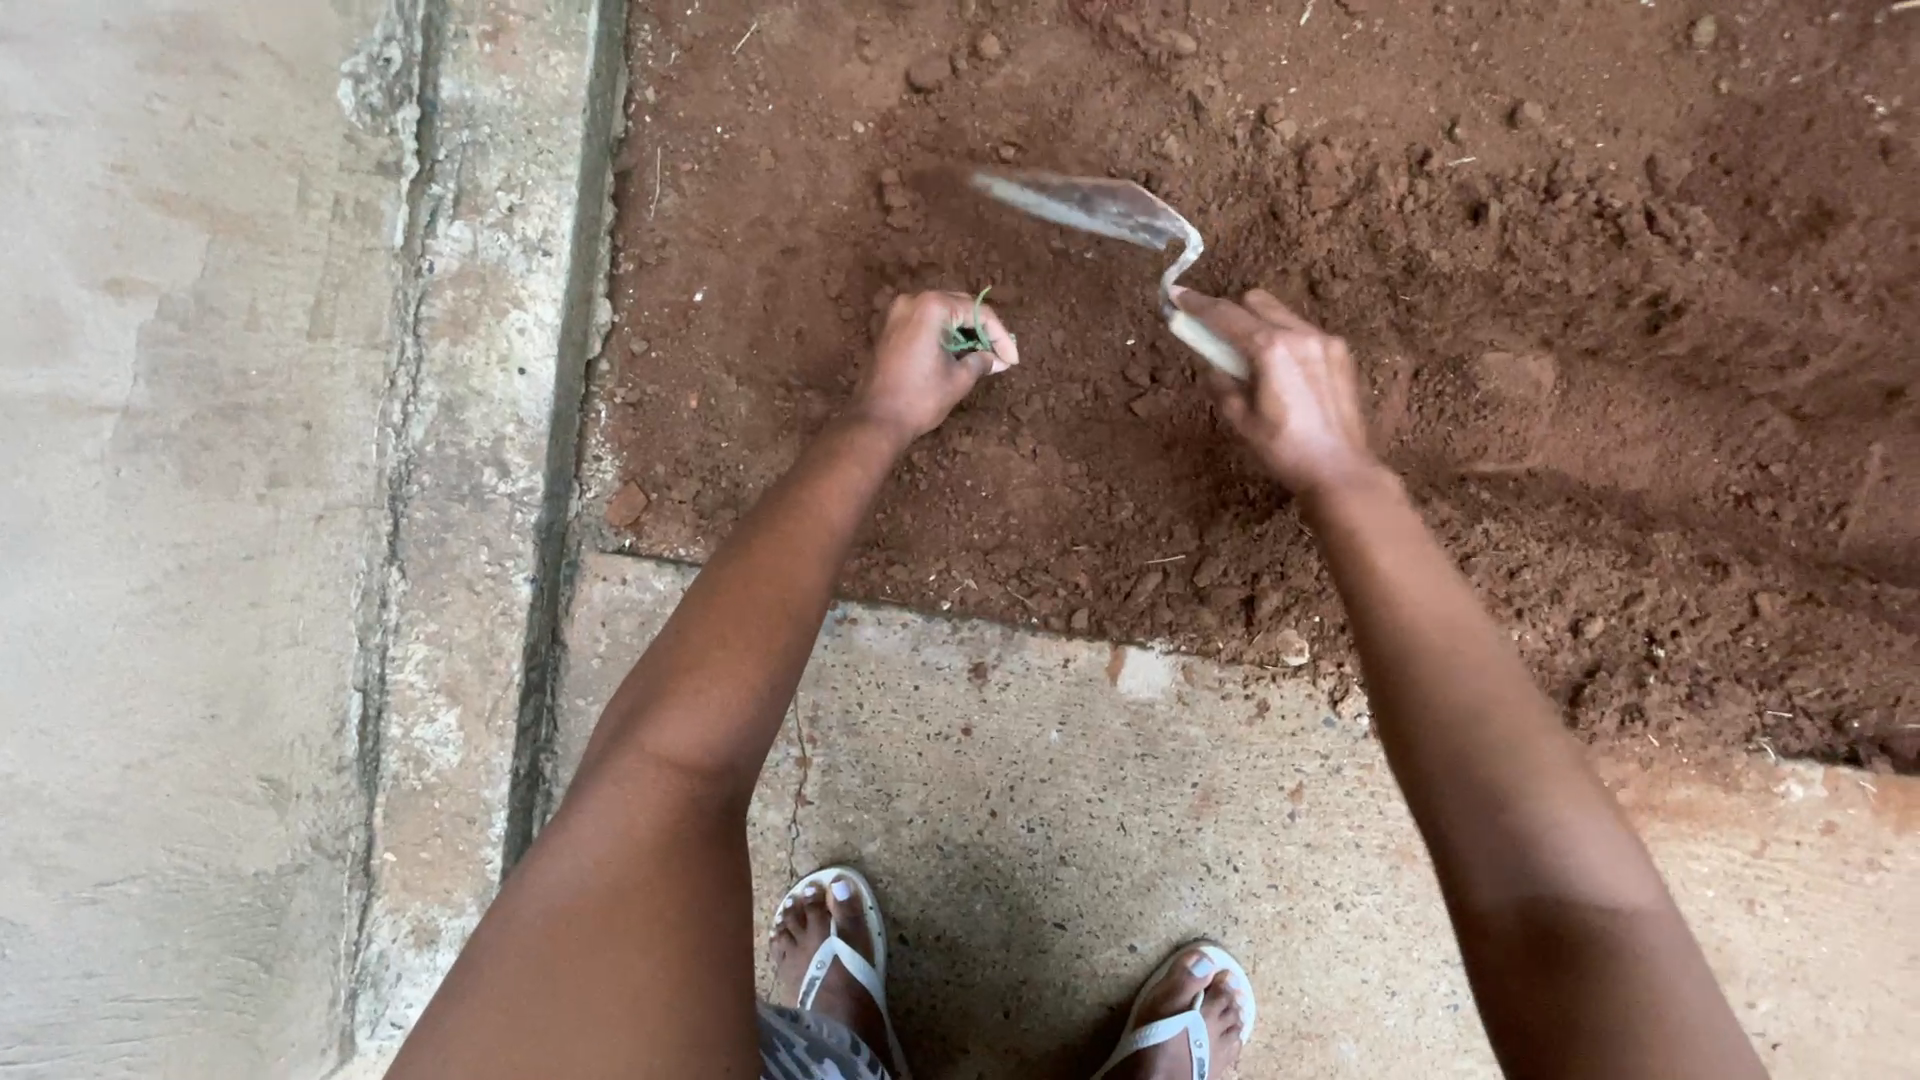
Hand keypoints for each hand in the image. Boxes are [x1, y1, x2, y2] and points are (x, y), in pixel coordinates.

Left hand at [849, 291, 1018, 442]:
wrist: (876, 420)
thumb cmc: (919, 399)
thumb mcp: (958, 379)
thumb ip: (981, 361)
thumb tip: (997, 359)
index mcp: (932, 307)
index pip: (977, 313)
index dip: (1000, 336)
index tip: (1012, 360)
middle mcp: (913, 301)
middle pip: (960, 307)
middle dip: (983, 331)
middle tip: (1001, 355)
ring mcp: (897, 313)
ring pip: (943, 315)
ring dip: (964, 333)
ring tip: (984, 356)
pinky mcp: (890, 328)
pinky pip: (925, 323)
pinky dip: (944, 335)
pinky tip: (959, 353)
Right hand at [1172, 286, 1385, 500]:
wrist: (1340, 469)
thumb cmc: (1285, 450)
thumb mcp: (1241, 421)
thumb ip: (1222, 385)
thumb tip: (1214, 367)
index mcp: (1271, 350)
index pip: (1226, 316)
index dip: (1198, 305)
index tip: (1177, 296)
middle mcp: (1301, 335)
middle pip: (1256, 302)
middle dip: (1232, 313)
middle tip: (1218, 341)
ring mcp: (1325, 341)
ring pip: (1281, 314)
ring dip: (1258, 325)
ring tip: (1252, 362)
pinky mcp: (1341, 353)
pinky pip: (1303, 332)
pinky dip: (1283, 339)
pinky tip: (1281, 373)